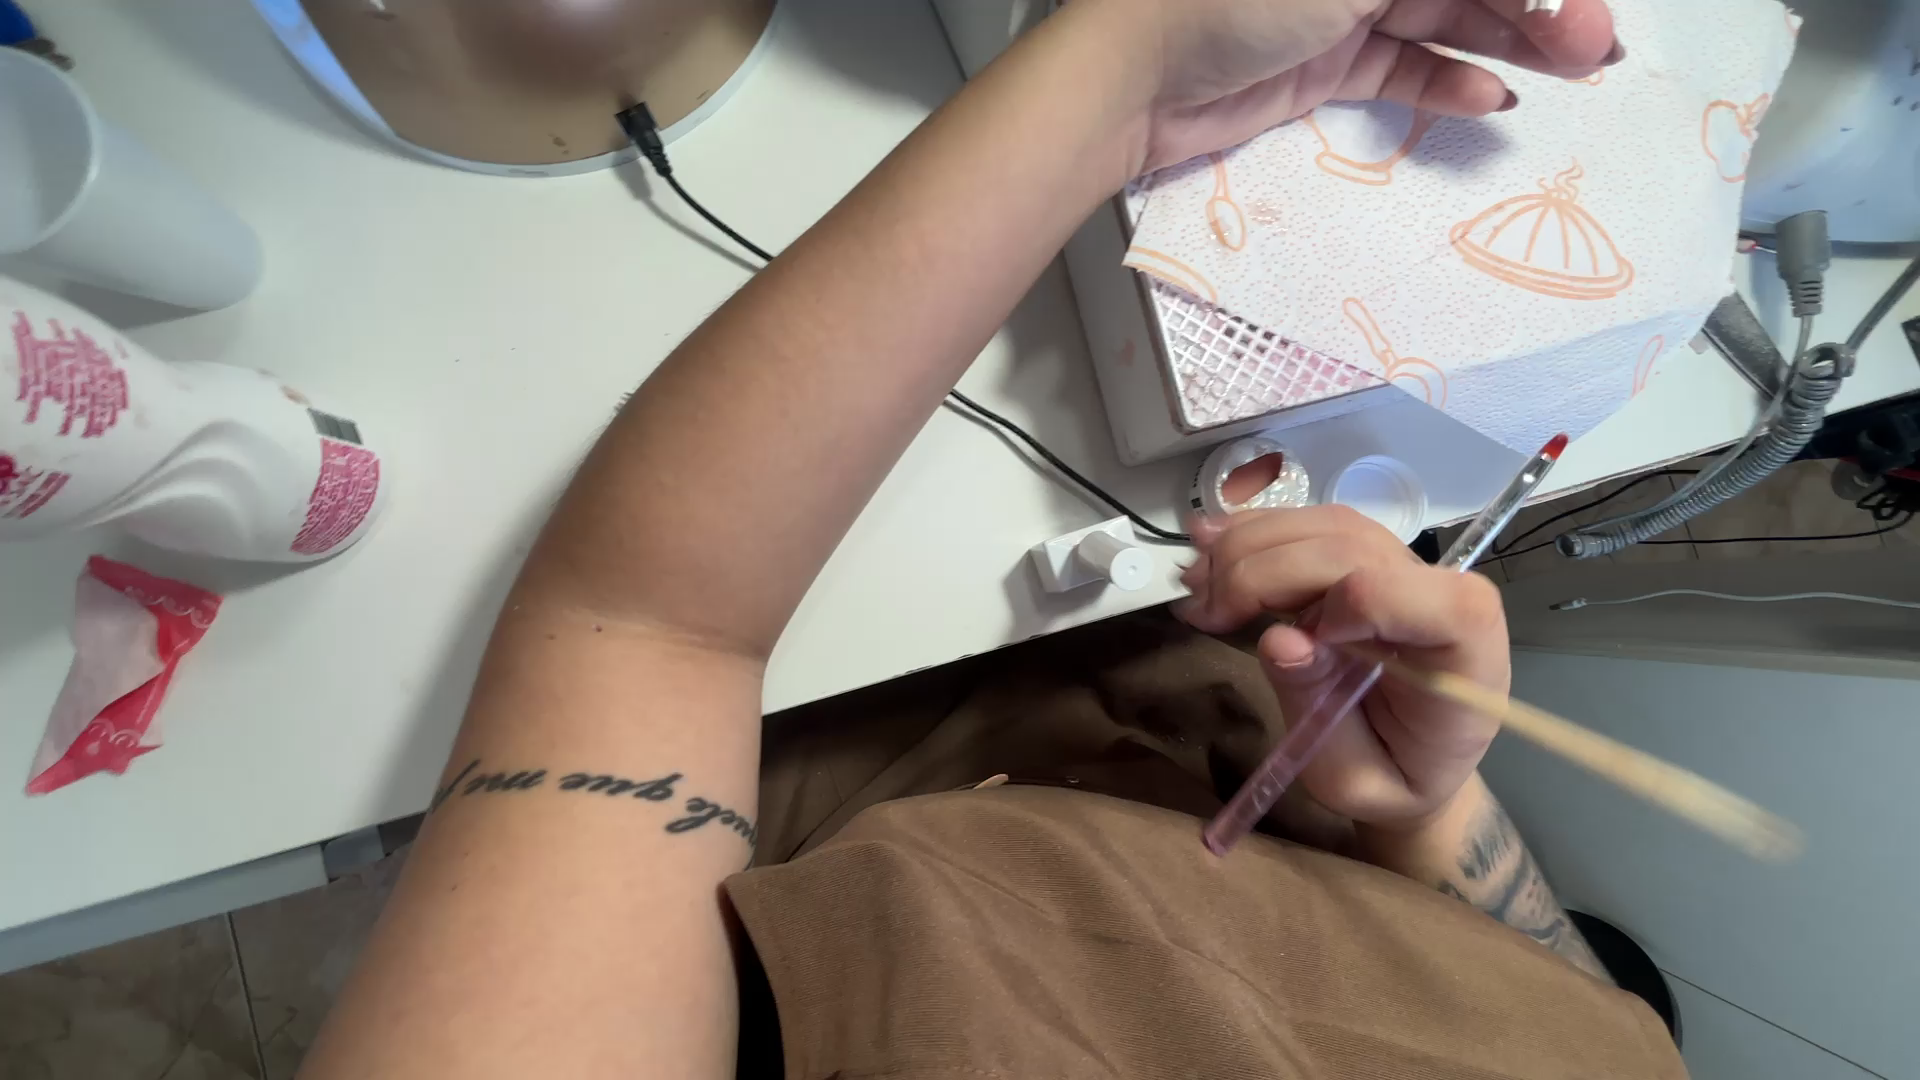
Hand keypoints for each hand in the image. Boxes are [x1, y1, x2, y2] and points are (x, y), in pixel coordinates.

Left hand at [1093, 0, 1621, 170]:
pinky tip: (1486, 99)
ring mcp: (1348, 5)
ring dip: (1510, 38)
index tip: (1588, 5)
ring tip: (1573, 67)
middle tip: (1598, 45)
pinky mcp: (1323, 66)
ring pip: (1447, 15)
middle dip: (1541, 0)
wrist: (1141, 79)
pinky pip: (1398, 71)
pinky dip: (1441, 83)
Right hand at [1175, 507, 1510, 829]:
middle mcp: (1438, 594)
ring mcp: (1399, 567)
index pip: (1430, 598)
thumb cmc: (1389, 774)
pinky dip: (1252, 530)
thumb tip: (1278, 638)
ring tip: (1194, 584)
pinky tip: (1210, 545)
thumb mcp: (1350, 774)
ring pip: (1322, 524)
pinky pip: (1309, 523)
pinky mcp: (1361, 556)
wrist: (1409, 757)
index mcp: (1462, 656)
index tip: (1291, 641)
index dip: (1356, 603)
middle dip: (1259, 572)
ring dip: (1244, 545)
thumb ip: (1318, 708)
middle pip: (1349, 548)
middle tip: (1200, 613)